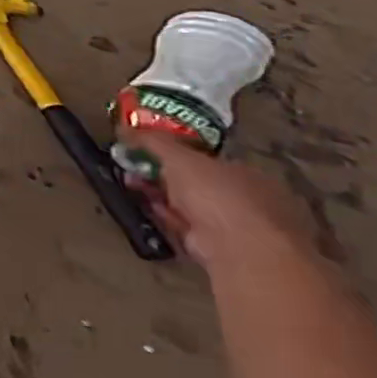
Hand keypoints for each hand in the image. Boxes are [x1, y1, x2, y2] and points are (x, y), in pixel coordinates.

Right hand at [120, 132, 311, 269]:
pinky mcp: (222, 246)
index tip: (143, 150)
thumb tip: (125, 128)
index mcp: (251, 174)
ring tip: (132, 185)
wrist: (239, 249)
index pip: (208, 158)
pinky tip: (151, 209)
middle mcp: (251, 199)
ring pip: (188, 203)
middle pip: (195, 181)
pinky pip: (187, 224)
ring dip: (158, 193)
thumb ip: (151, 140)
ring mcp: (239, 225)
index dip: (174, 152)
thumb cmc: (218, 195)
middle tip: (131, 167)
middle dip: (160, 173)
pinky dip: (167, 215)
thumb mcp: (179, 157)